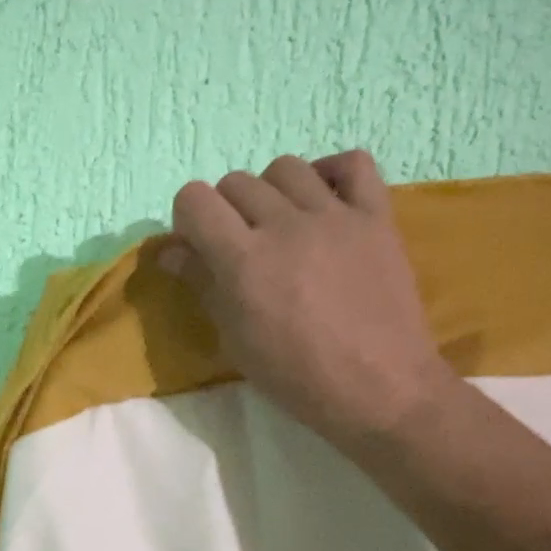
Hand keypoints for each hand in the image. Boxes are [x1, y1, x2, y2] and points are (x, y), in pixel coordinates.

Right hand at [158, 150, 455, 446]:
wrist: (379, 388)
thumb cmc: (296, 376)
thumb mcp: (235, 340)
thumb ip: (203, 285)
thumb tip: (170, 251)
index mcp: (243, 260)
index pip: (195, 199)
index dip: (188, 219)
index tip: (198, 245)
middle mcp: (285, 224)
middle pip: (236, 181)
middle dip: (227, 210)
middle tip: (241, 246)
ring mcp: (334, 215)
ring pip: (286, 168)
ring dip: (272, 192)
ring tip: (283, 225)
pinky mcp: (376, 216)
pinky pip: (354, 163)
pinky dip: (333, 173)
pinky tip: (326, 201)